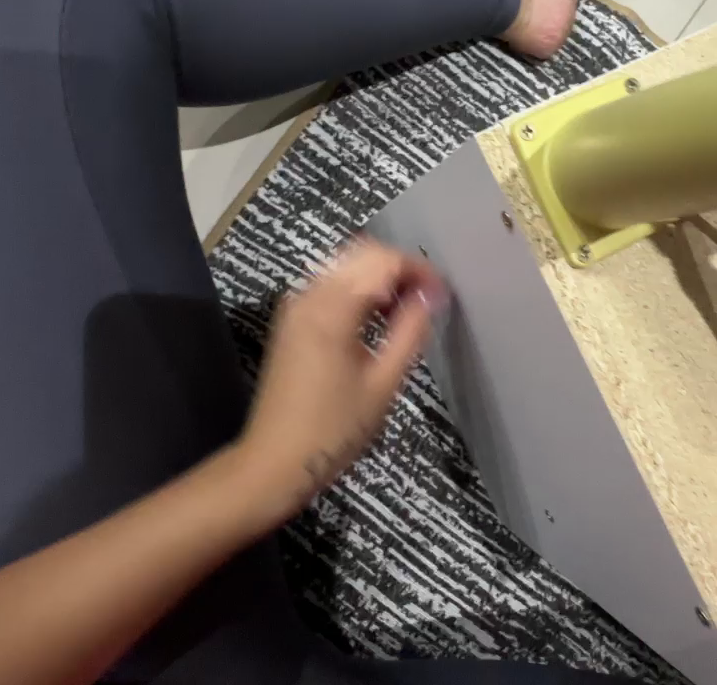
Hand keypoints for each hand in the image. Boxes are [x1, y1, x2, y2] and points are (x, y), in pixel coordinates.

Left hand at [234, 240, 447, 522]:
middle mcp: (310, 294)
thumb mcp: (383, 384)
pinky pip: (331, 283)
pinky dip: (358, 288)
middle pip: (363, 253)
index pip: (383, 261)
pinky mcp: (291, 318)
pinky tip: (376, 317)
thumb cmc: (333, 430)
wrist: (273, 462)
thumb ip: (410, 332)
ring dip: (379, 277)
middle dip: (400, 269)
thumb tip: (431, 296)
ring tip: (406, 310)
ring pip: (346, 264)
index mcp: (332, 307)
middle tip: (428, 300)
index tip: (443, 296)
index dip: (420, 270)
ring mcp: (296, 304)